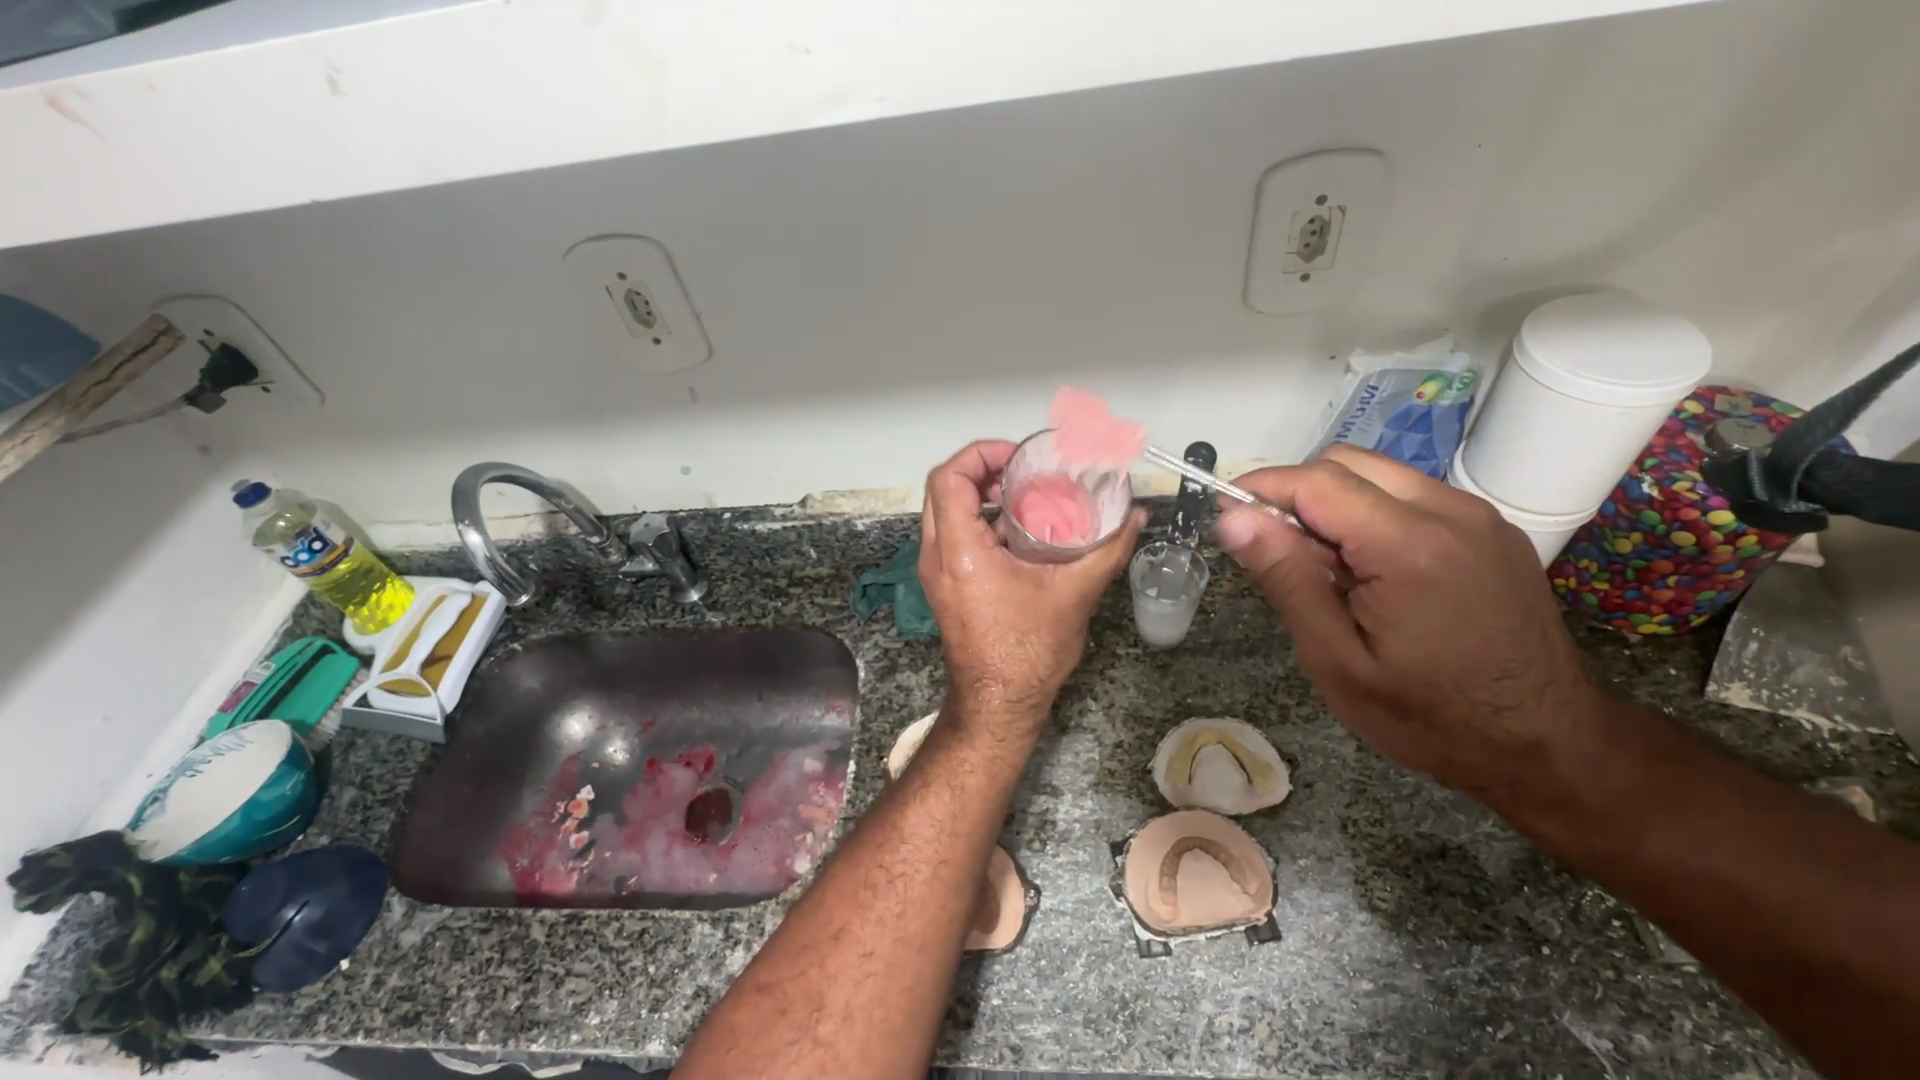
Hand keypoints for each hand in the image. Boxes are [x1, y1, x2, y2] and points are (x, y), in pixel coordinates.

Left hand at [919, 440, 1144, 737]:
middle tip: (1022, 472)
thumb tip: (1133, 517)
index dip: (980, 454)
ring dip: (979, 496)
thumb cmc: (1027, 653)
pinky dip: (978, 522)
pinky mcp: (945, 587)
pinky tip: (1020, 533)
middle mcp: (937, 557)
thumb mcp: (1075, 593)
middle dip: (980, 471)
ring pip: (944, 512)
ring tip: (1024, 496)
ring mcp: (937, 573)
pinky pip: (952, 537)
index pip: (948, 477)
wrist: (998, 703)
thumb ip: (1107, 548)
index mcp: (960, 552)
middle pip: (942, 489)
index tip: (1017, 459)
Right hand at [1213, 445, 1601, 800]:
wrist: (1543, 743)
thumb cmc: (1427, 715)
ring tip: (1328, 573)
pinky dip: (1375, 516)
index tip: (1225, 517)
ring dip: (1337, 505)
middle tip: (1277, 554)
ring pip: (1381, 476)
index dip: (1260, 490)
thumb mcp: (1336, 660)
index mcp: (1408, 544)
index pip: (1315, 480)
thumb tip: (1234, 519)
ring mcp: (1478, 516)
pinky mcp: (1492, 530)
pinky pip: (1414, 497)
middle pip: (1347, 463)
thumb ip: (1287, 579)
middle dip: (1297, 494)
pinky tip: (1374, 574)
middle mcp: (1449, 511)